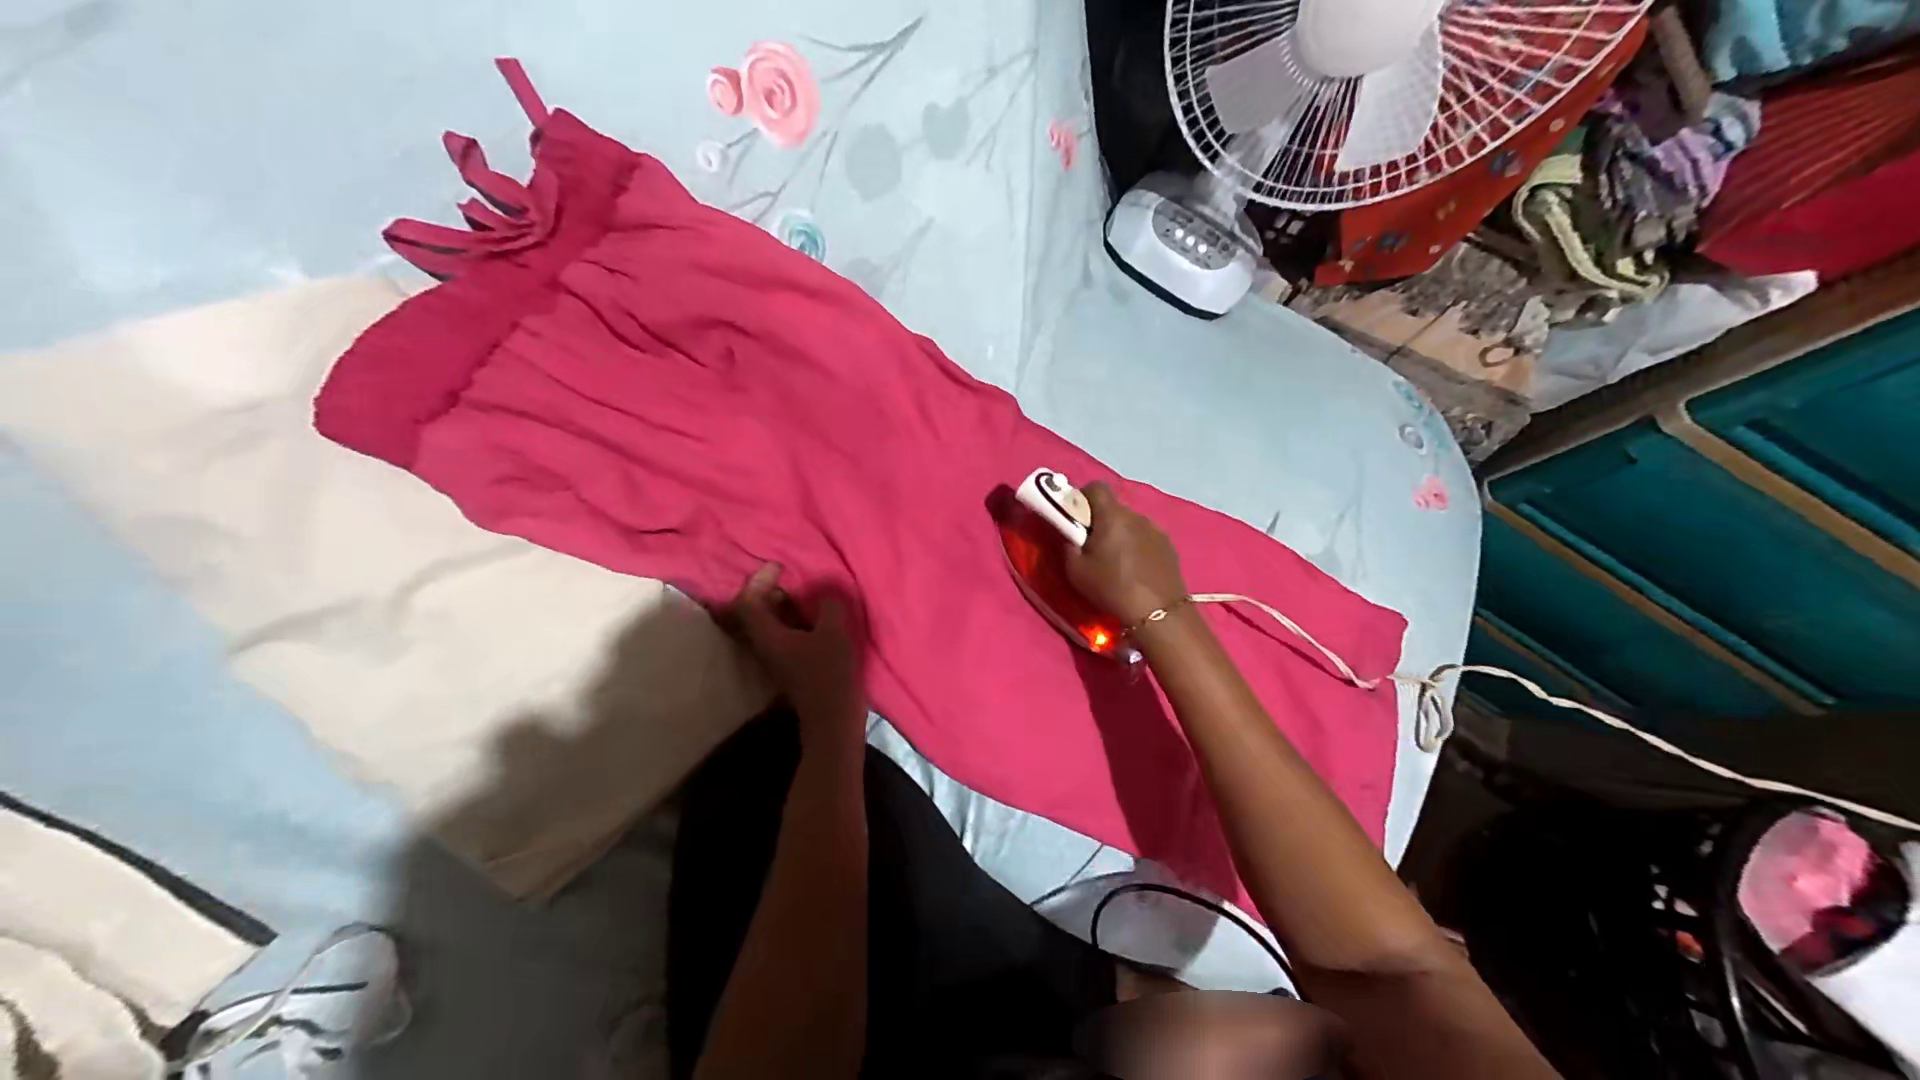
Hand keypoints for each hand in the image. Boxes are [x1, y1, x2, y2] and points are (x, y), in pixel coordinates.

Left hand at [726, 562, 866, 756]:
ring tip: (804, 593)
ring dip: (781, 605)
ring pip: (767, 623)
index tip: (780, 566)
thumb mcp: (834, 631)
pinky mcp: (788, 665)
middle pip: (753, 612)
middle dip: (768, 590)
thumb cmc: (830, 673)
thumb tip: (823, 593)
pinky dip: (791, 619)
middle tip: (789, 577)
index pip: (748, 601)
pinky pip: (780, 633)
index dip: (759, 580)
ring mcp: (774, 657)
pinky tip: (812, 616)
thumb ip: (827, 605)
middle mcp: (763, 646)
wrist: (833, 719)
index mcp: (767, 636)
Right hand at [1065, 482, 1189, 626]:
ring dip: (1120, 533)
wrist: (1158, 613)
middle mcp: (1136, 516)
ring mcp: (1156, 529)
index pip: (1096, 487)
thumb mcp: (1076, 572)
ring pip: (1131, 522)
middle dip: (1100, 519)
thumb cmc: (1112, 588)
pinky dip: (1137, 545)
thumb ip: (1069, 547)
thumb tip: (1071, 536)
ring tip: (1116, 560)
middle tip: (1092, 544)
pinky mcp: (1169, 545)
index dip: (1082, 495)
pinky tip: (1136, 568)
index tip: (1075, 515)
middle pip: (1114, 507)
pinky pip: (1146, 536)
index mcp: (1112, 516)